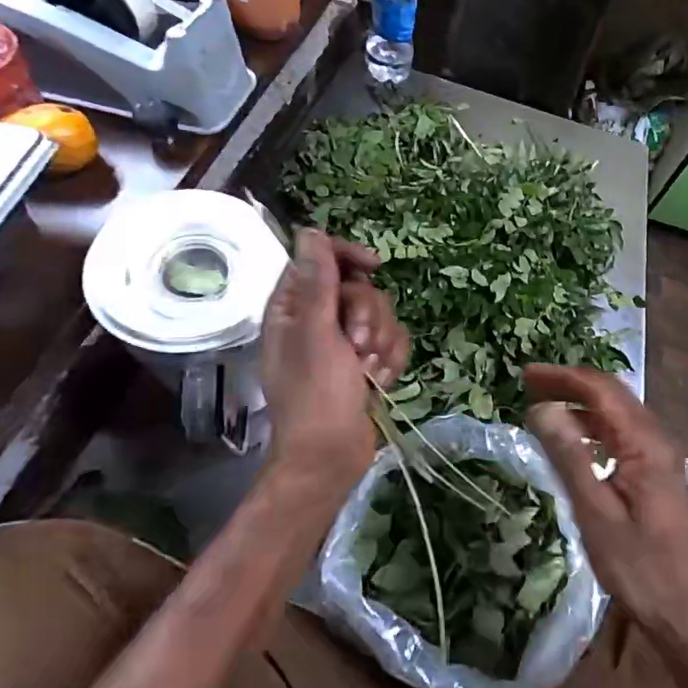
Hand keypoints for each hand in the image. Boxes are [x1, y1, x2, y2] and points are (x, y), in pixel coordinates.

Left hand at [262, 231, 405, 492]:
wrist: (331, 455)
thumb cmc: (316, 396)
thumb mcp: (316, 334)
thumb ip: (317, 282)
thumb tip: (310, 231)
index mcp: (293, 308)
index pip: (322, 260)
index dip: (348, 258)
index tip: (375, 267)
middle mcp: (318, 320)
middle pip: (360, 289)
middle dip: (367, 316)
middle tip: (357, 346)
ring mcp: (345, 343)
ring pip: (382, 315)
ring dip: (382, 343)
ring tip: (369, 371)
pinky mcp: (368, 362)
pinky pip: (393, 341)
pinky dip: (391, 360)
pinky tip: (380, 382)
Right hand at [523, 365, 687, 637]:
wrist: (682, 608)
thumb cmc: (637, 566)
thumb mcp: (595, 512)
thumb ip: (570, 456)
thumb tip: (542, 409)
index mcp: (646, 443)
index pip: (602, 390)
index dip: (563, 377)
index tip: (526, 376)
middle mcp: (658, 438)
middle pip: (612, 394)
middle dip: (571, 384)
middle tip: (530, 385)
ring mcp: (660, 453)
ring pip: (617, 412)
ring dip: (581, 403)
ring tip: (543, 405)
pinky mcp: (656, 469)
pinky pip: (622, 432)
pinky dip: (593, 425)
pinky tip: (572, 438)